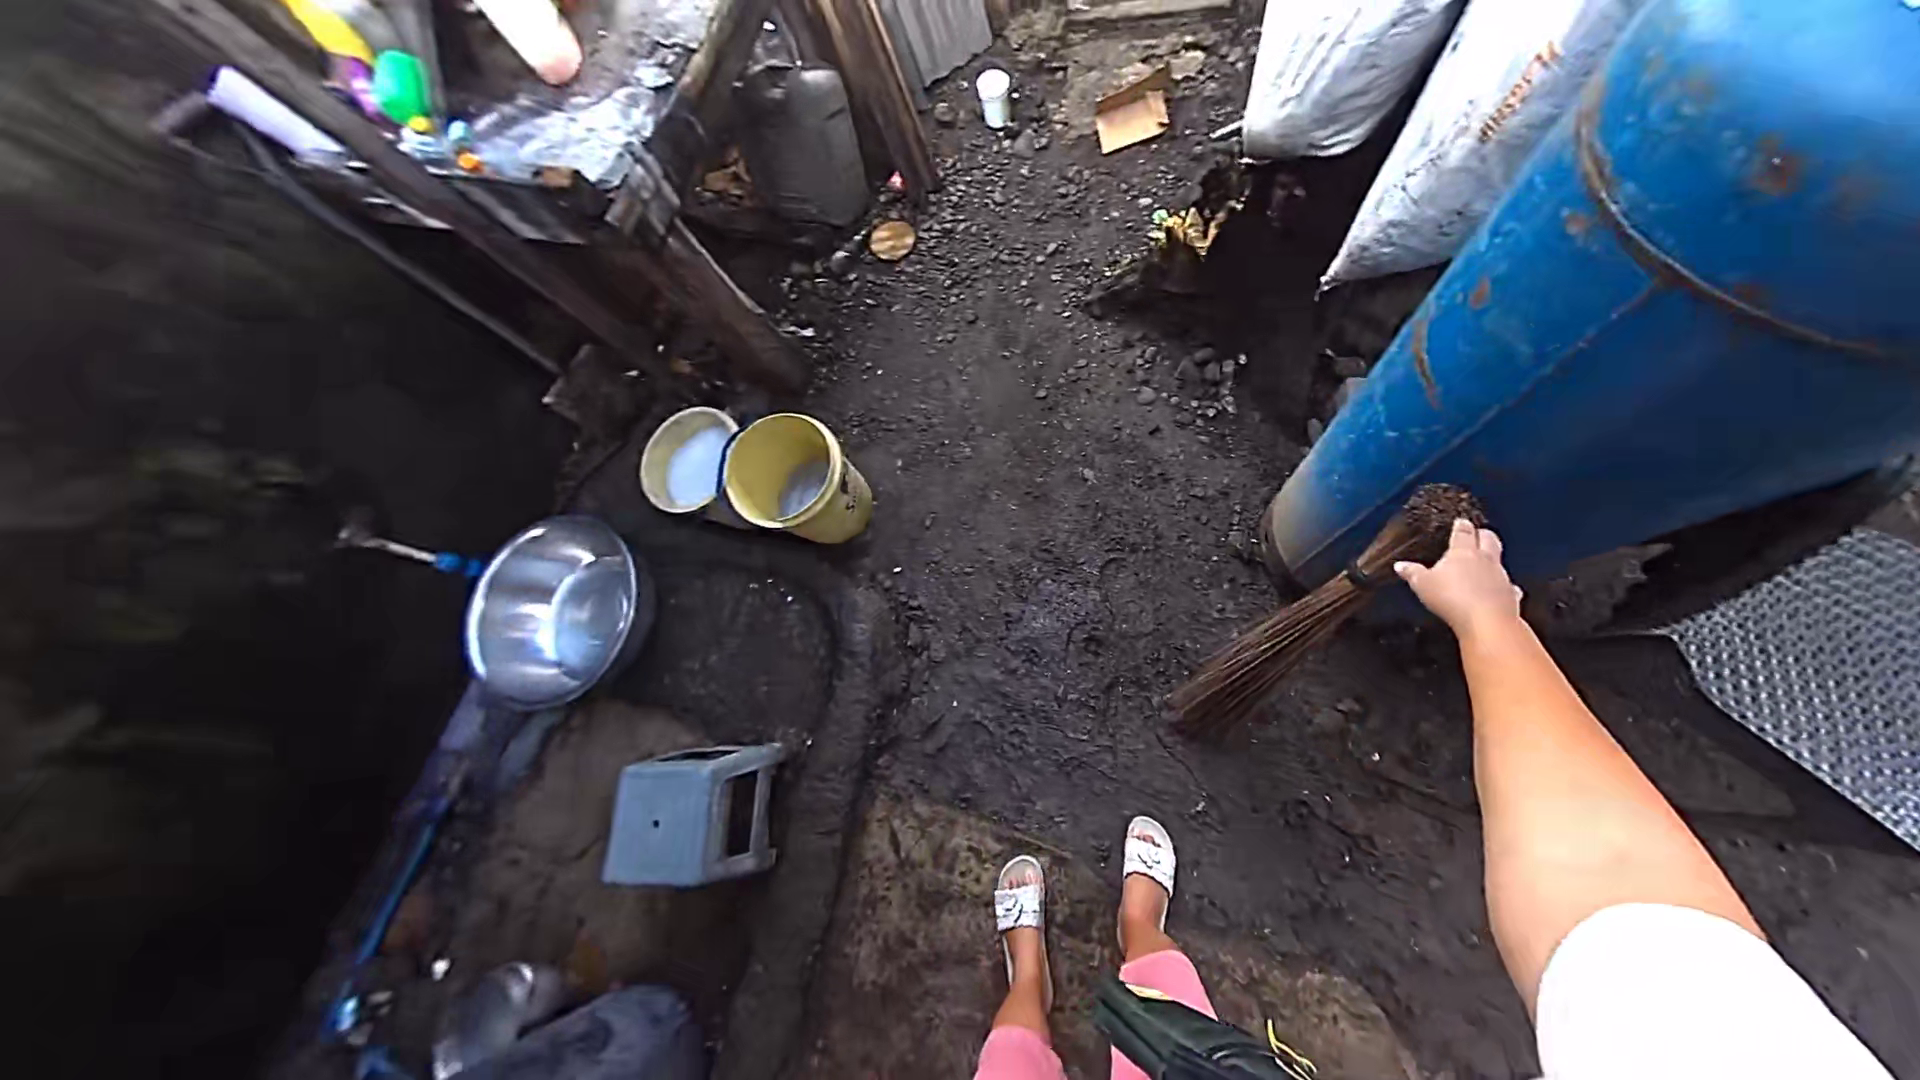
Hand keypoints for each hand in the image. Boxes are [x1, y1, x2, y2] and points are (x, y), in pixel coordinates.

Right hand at [1395, 519, 1523, 640]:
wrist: (1485, 620)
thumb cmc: (1451, 597)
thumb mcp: (1422, 583)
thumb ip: (1412, 572)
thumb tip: (1400, 565)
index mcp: (1463, 552)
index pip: (1463, 532)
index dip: (1462, 526)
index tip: (1461, 522)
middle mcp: (1485, 560)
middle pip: (1489, 539)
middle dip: (1484, 534)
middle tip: (1479, 532)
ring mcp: (1501, 576)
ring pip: (1499, 560)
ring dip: (1492, 558)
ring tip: (1485, 560)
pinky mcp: (1510, 594)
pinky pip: (1508, 585)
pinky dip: (1504, 585)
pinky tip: (1501, 589)